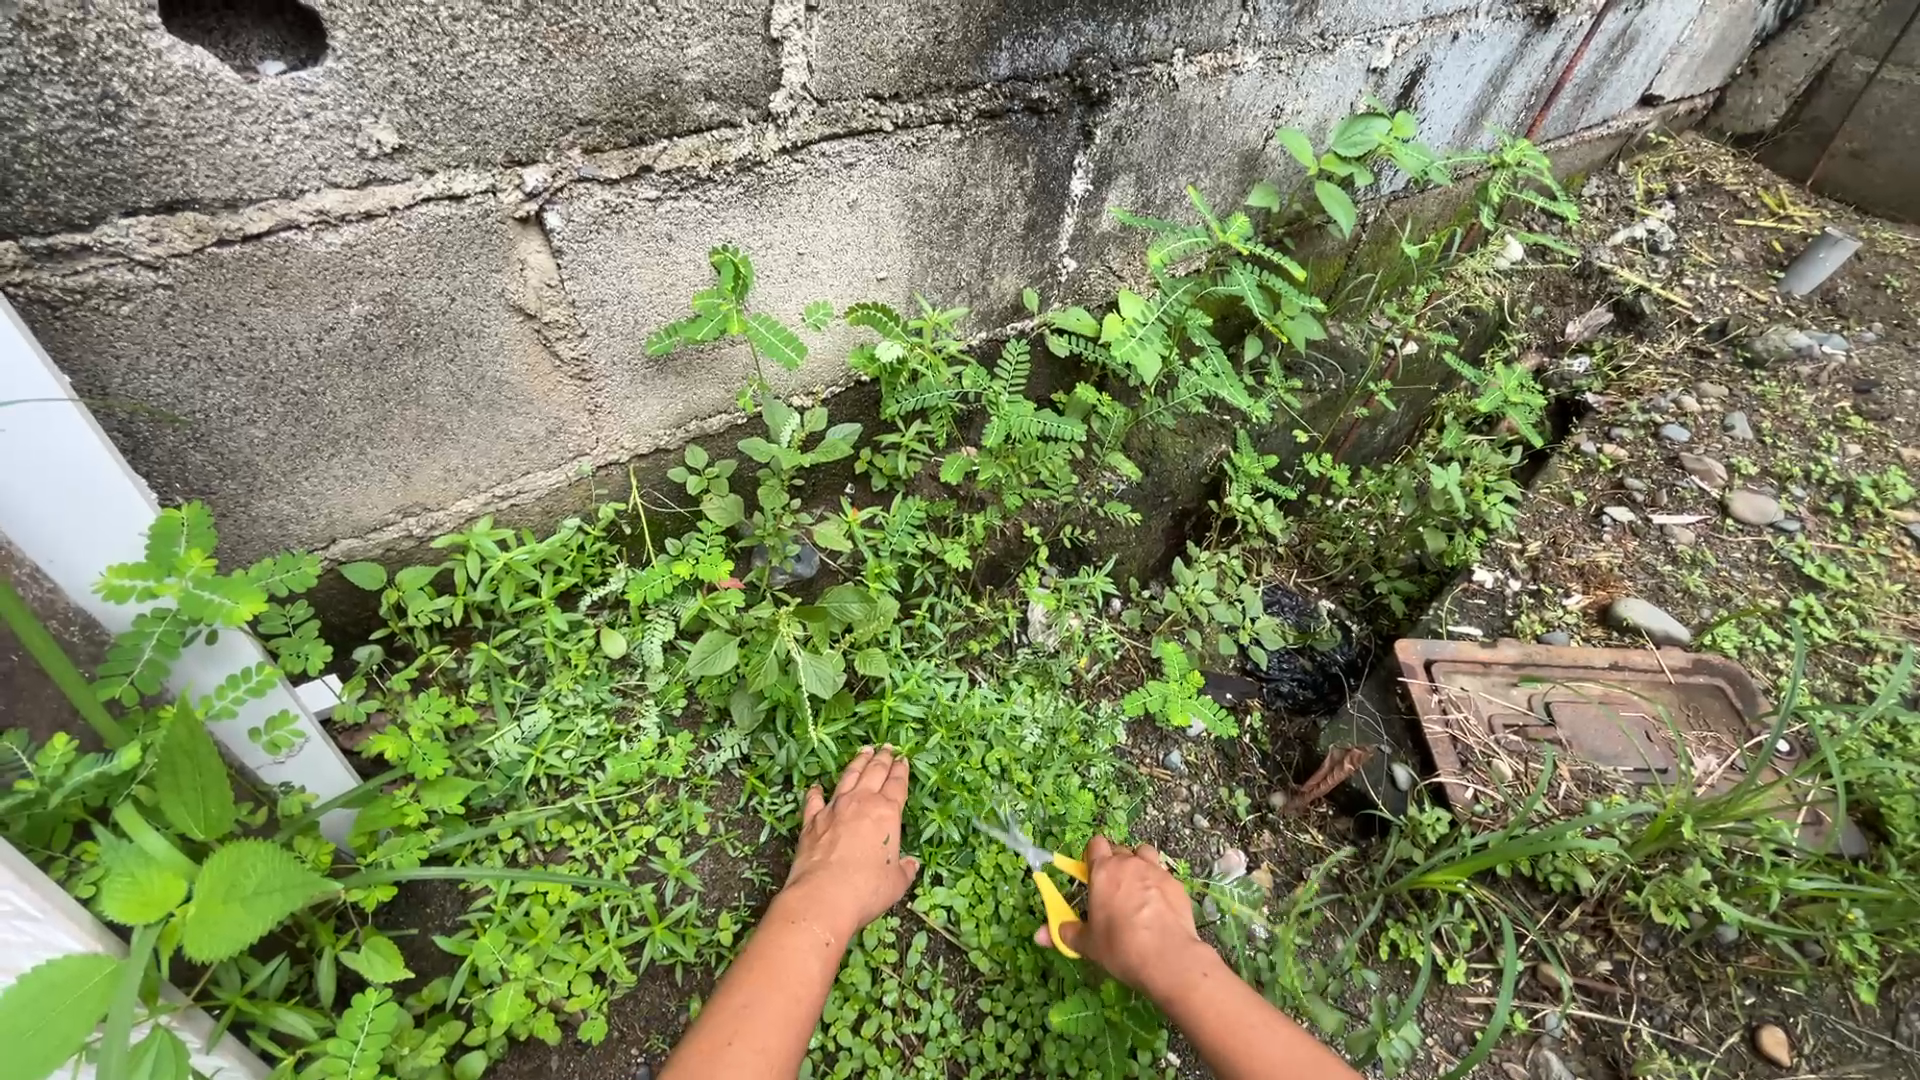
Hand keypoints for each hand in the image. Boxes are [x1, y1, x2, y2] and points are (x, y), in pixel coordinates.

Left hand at [779, 745, 920, 942]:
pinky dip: (816, 792)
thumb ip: (904, 870)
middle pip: (874, 772)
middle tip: (888, 748)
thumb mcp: (896, 883)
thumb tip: (911, 864)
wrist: (823, 897)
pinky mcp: (811, 821)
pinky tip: (816, 786)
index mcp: (887, 812)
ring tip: (864, 751)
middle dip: (883, 758)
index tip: (903, 760)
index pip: (897, 784)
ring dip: (857, 763)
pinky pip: (814, 800)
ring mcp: (834, 808)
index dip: (901, 771)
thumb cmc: (866, 890)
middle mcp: (861, 802)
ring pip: (848, 777)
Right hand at [1034, 835, 1215, 997]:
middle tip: (1113, 889)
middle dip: (1115, 862)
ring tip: (1137, 889)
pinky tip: (1160, 908)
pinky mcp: (1176, 884)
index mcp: (1103, 871)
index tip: (1092, 874)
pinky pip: (1164, 875)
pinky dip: (1159, 885)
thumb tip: (1039, 935)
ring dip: (1139, 864)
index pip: (1095, 844)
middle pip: (1119, 849)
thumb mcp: (1088, 944)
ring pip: (1144, 854)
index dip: (1093, 856)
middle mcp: (1128, 863)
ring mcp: (1155, 871)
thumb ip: (1066, 933)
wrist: (1168, 958)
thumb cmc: (1120, 947)